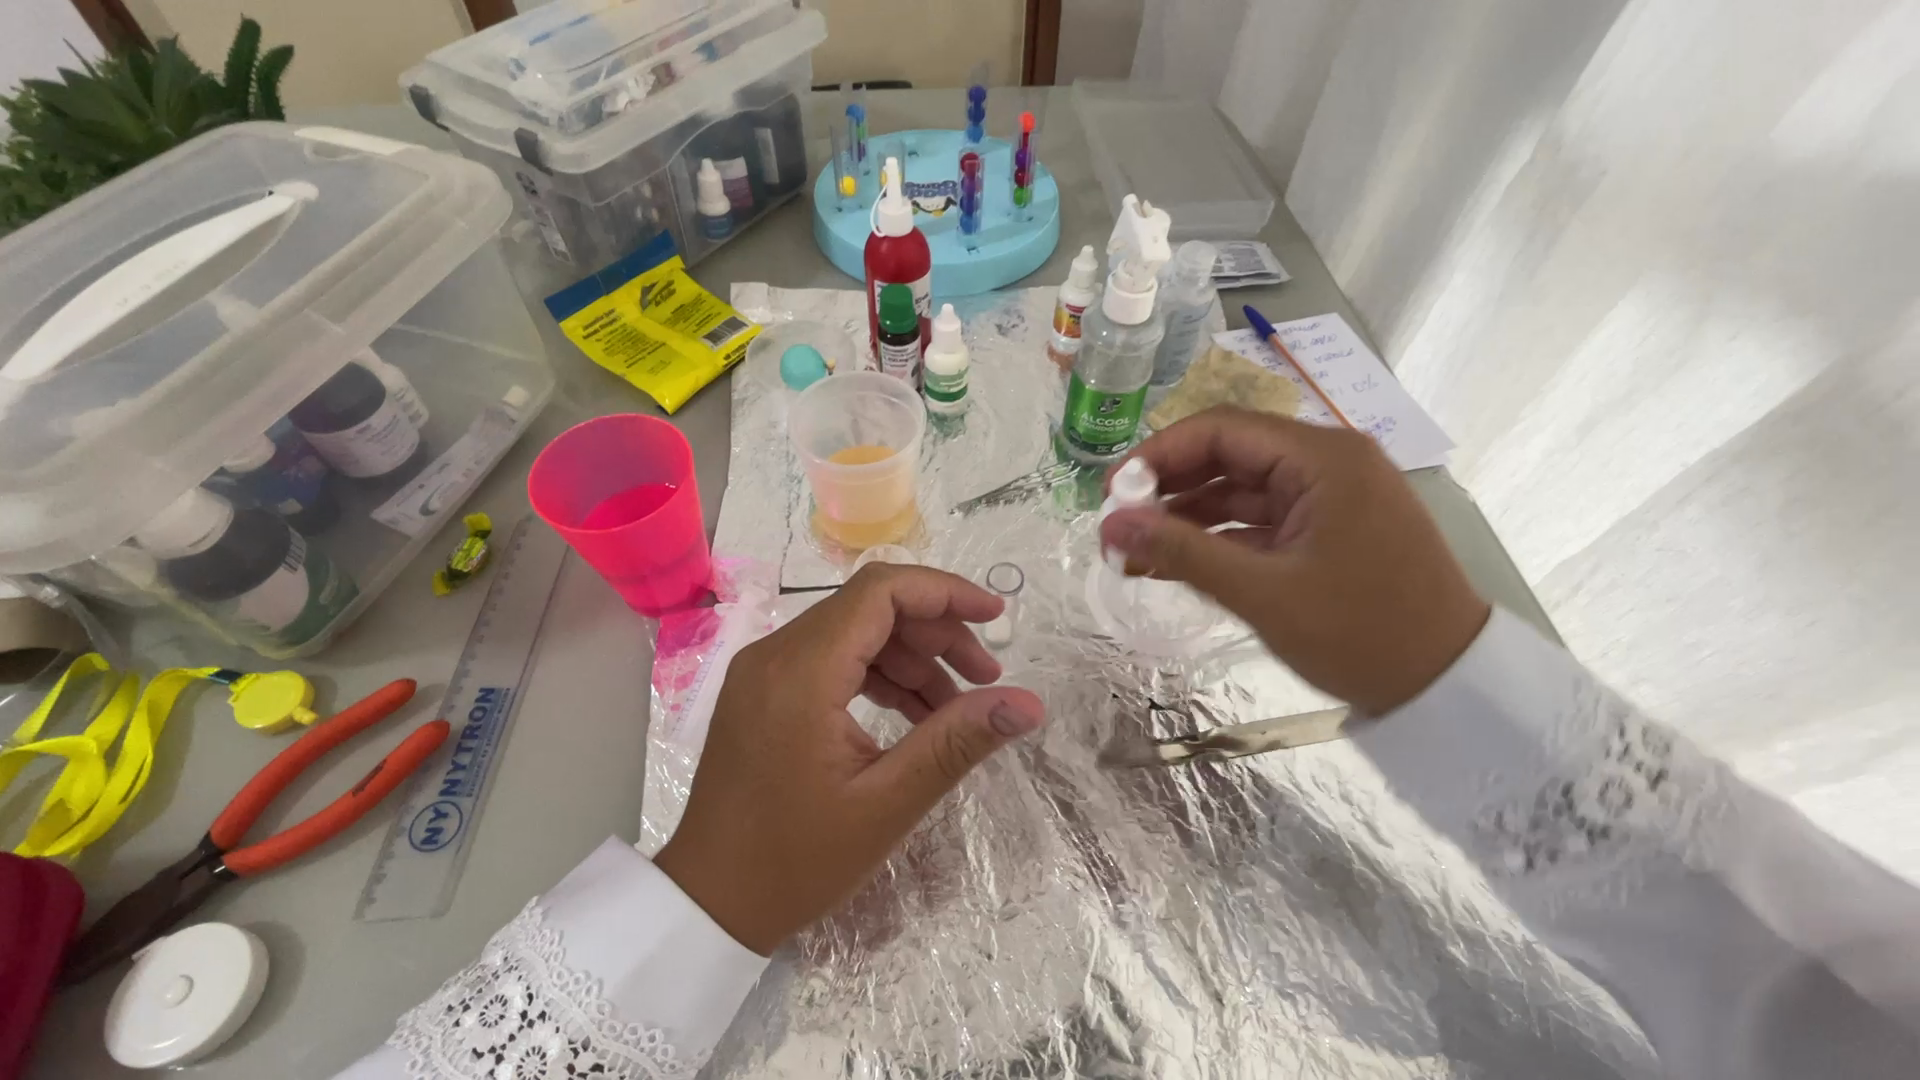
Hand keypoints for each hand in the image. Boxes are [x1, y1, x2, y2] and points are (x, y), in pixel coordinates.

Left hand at [652, 564, 1045, 954]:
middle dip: (936, 632)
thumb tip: (1028, 704)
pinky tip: (914, 716)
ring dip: (911, 657)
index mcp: (801, 672)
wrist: (708, 904)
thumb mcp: (887, 804)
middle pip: (870, 608)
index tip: (996, 616)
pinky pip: (832, 661)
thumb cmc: (794, 862)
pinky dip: (879, 676)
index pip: (881, 592)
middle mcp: (776, 654)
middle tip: (985, 677)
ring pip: (854, 632)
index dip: (945, 593)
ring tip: (957, 706)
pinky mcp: (764, 692)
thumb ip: (957, 742)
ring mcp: (765, 672)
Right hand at [1098, 406, 1489, 714]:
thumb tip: (1108, 525)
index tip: (1111, 493)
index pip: (1220, 429)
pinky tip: (1176, 562)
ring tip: (1134, 550)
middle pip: (1228, 455)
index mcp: (1322, 457)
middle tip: (1118, 524)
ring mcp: (1331, 495)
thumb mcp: (1262, 594)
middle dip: (1168, 487)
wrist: (1449, 687)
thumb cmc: (1362, 634)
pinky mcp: (1329, 528)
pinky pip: (1260, 520)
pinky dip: (1219, 538)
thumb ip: (1181, 552)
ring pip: (1240, 490)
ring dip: (1187, 517)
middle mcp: (1328, 461)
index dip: (1157, 455)